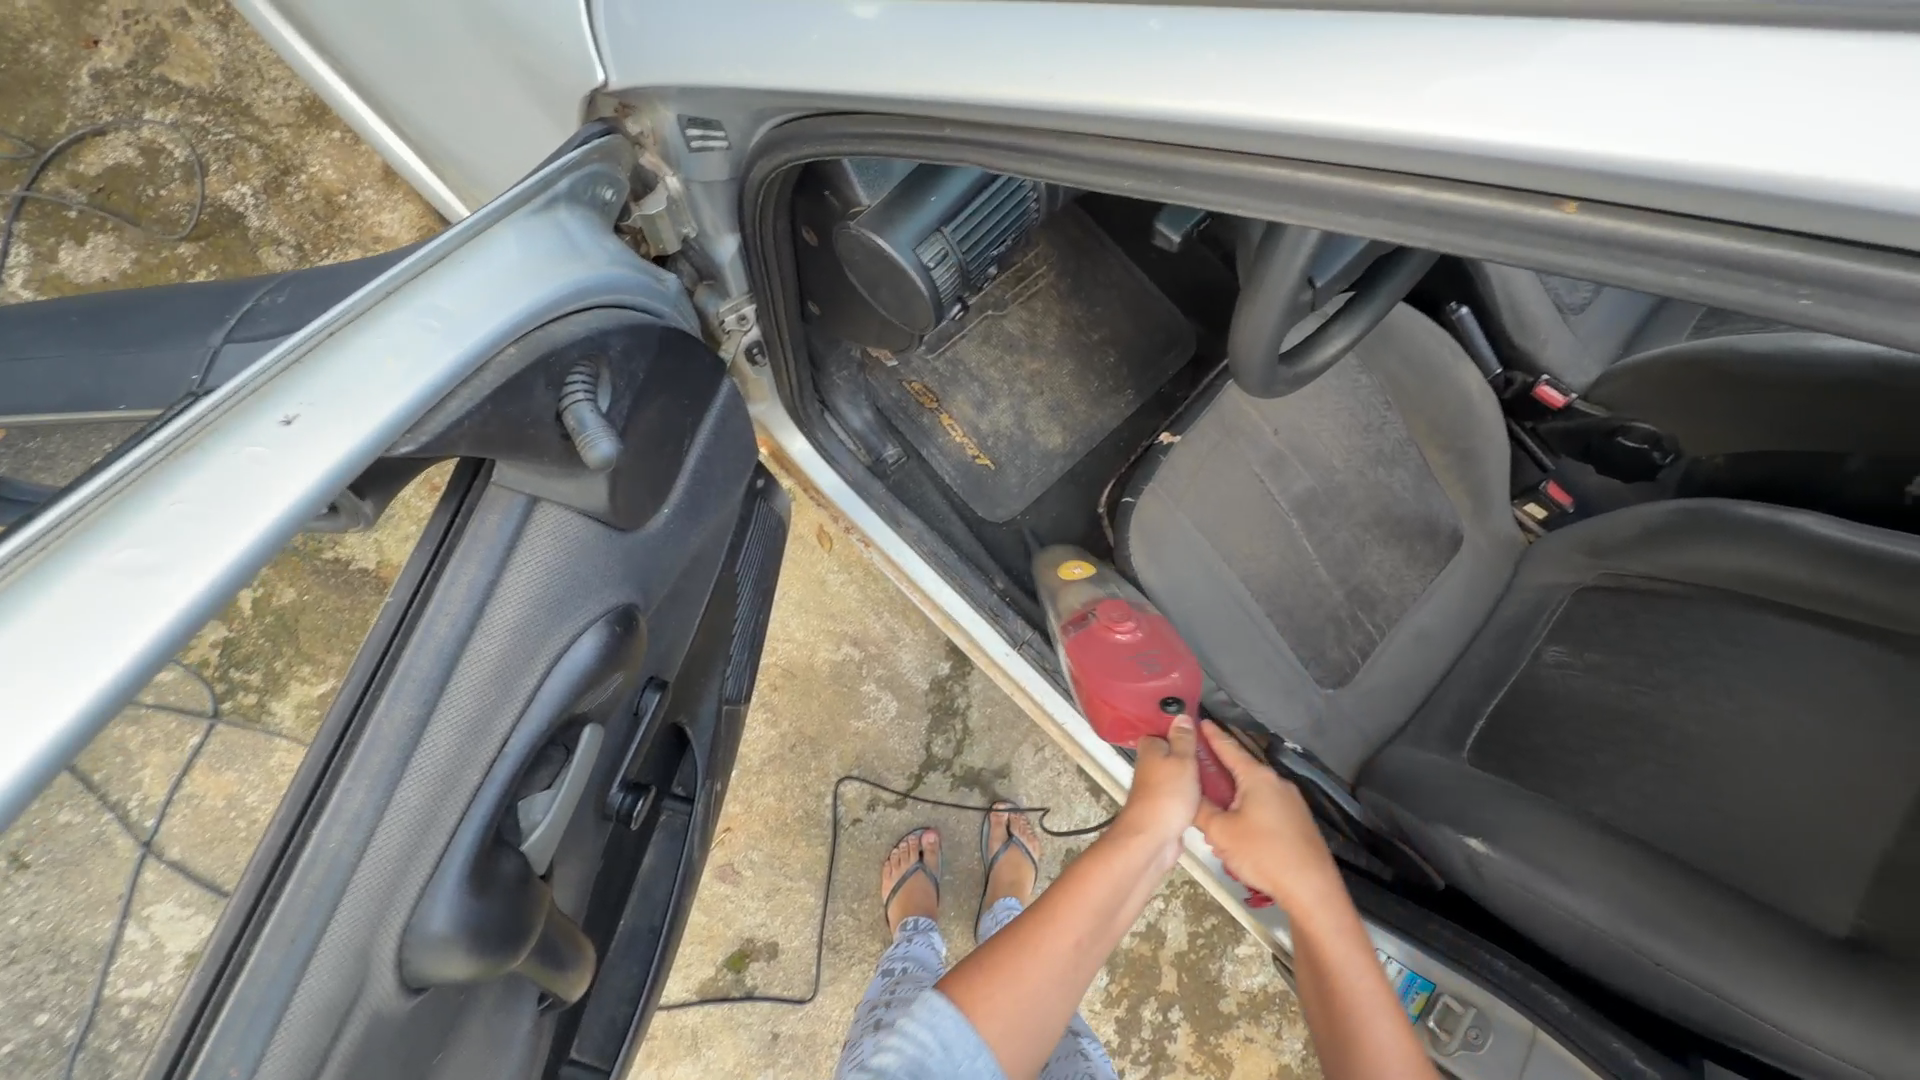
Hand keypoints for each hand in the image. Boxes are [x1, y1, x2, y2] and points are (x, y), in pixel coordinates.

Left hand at [1112, 714, 1200, 865]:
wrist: (1153, 837)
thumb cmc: (1168, 794)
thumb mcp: (1181, 760)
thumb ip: (1183, 739)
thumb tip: (1180, 715)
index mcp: (1150, 748)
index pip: (1162, 730)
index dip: (1178, 728)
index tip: (1200, 728)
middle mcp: (1150, 766)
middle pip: (1172, 753)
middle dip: (1190, 753)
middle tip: (1215, 752)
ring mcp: (1157, 787)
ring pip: (1178, 775)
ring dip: (1193, 775)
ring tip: (1219, 771)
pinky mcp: (1165, 807)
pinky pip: (1182, 794)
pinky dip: (1193, 794)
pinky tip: (1211, 794)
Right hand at [1192, 720, 1341, 914]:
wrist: (1312, 889)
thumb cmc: (1263, 853)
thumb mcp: (1220, 832)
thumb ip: (1199, 809)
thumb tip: (1186, 796)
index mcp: (1258, 777)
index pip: (1229, 748)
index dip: (1212, 735)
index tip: (1199, 721)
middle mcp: (1277, 782)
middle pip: (1240, 770)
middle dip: (1218, 773)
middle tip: (1194, 774)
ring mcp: (1291, 802)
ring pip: (1252, 792)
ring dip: (1231, 797)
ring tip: (1211, 811)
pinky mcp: (1298, 821)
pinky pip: (1265, 807)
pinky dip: (1247, 810)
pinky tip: (1236, 831)